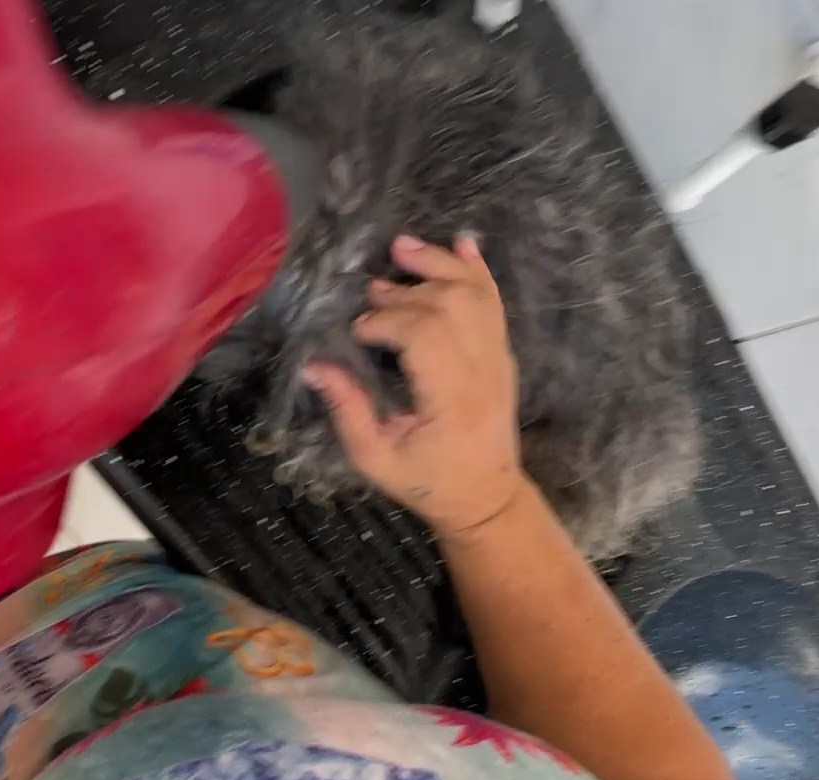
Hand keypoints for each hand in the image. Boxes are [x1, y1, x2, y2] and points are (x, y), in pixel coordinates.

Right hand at [303, 234, 528, 539]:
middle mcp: (483, 372)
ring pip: (476, 295)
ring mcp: (500, 360)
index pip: (425, 336)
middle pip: (451, 306)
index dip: (387, 322)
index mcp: (452, 402)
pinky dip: (477, 269)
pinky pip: (494, 302)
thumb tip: (315, 367)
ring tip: (401, 247)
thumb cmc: (428, 484)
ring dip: (438, 265)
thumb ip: (348, 411)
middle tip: (372, 290)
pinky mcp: (503, 355)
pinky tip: (460, 243)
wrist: (486, 498)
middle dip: (406, 290)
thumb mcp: (376, 460)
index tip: (358, 332)